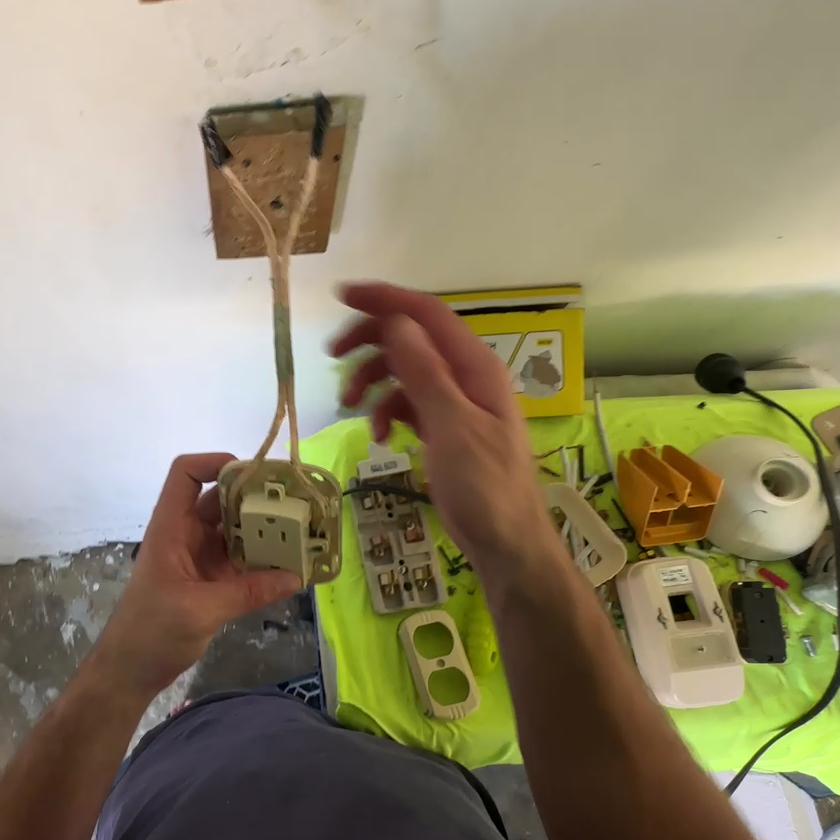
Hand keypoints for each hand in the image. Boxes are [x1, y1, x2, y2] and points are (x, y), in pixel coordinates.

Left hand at [92, 454, 301, 694]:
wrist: (128, 671)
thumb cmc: (150, 633)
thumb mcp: (200, 611)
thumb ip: (247, 592)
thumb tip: (295, 577)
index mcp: (170, 529)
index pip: (185, 474)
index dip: (215, 462)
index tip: (254, 474)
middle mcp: (185, 535)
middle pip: (219, 500)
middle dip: (254, 497)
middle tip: (295, 502)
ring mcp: (198, 558)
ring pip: (233, 530)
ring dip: (262, 529)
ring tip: (300, 530)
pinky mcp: (209, 582)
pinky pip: (239, 560)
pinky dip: (262, 560)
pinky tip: (290, 566)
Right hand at [330, 281, 555, 576]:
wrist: (506, 543)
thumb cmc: (485, 488)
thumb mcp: (451, 427)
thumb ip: (424, 372)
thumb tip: (396, 322)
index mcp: (474, 367)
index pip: (426, 315)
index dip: (385, 300)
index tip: (342, 296)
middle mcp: (465, 376)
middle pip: (411, 338)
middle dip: (370, 343)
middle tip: (333, 356)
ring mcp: (455, 402)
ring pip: (404, 371)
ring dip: (372, 382)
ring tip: (349, 406)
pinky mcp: (444, 428)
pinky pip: (407, 404)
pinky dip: (386, 412)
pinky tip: (380, 437)